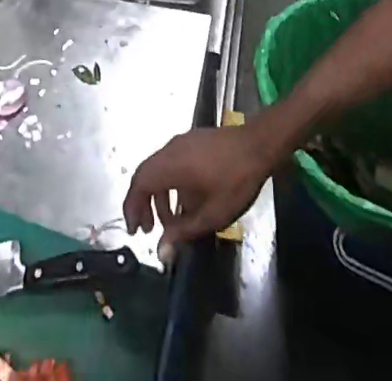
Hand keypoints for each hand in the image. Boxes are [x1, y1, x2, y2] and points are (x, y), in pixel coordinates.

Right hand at [123, 125, 281, 243]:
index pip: (138, 184)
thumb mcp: (212, 213)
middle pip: (145, 175)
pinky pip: (172, 162)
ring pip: (159, 169)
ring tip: (172, 220)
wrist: (259, 144)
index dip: (132, 207)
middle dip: (143, 204)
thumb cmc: (235, 181)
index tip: (135, 231)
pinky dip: (170, 183)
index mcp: (170, 166)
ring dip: (159, 195)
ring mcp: (182, 142)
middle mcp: (170, 150)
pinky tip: (187, 200)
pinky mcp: (194, 141)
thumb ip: (184, 231)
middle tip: (149, 229)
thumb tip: (162, 250)